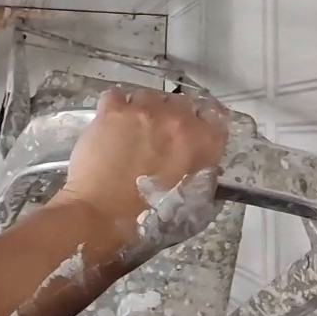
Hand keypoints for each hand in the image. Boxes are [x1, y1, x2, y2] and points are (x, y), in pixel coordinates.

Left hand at [52, 87, 228, 251]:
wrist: (100, 217)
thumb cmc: (148, 221)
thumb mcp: (192, 204)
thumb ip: (202, 175)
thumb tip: (203, 164)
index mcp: (202, 142)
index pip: (215, 115)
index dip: (205, 122)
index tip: (196, 130)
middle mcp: (176, 118)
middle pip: (181, 103)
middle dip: (173, 117)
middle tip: (159, 138)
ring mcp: (143, 110)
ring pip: (150, 95)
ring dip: (146, 110)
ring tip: (134, 130)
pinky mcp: (112, 109)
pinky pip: (119, 95)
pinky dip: (117, 105)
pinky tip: (113, 123)